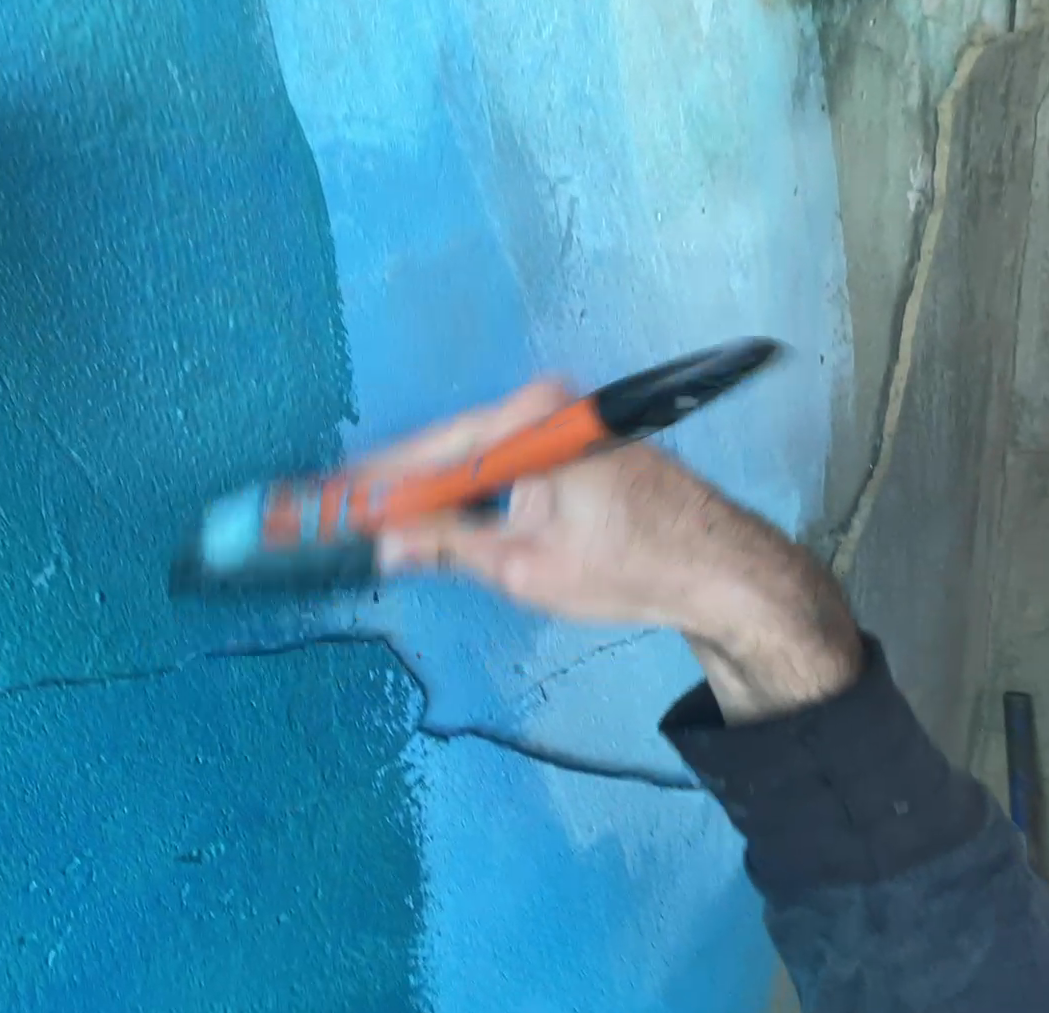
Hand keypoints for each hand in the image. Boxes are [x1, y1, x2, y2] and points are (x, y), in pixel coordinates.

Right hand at [373, 380, 863, 719]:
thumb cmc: (626, 568)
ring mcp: (558, 419)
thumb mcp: (523, 565)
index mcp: (529, 423)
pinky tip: (436, 511)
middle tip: (341, 509)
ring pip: (469, 456)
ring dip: (427, 490)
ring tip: (376, 515)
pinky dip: (464, 489)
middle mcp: (541, 406)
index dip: (373, 485)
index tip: (328, 500)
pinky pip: (497, 461)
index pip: (428, 456)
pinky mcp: (566, 439)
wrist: (720, 570)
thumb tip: (384, 543)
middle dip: (394, 486)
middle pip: (445, 450)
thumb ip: (447, 545)